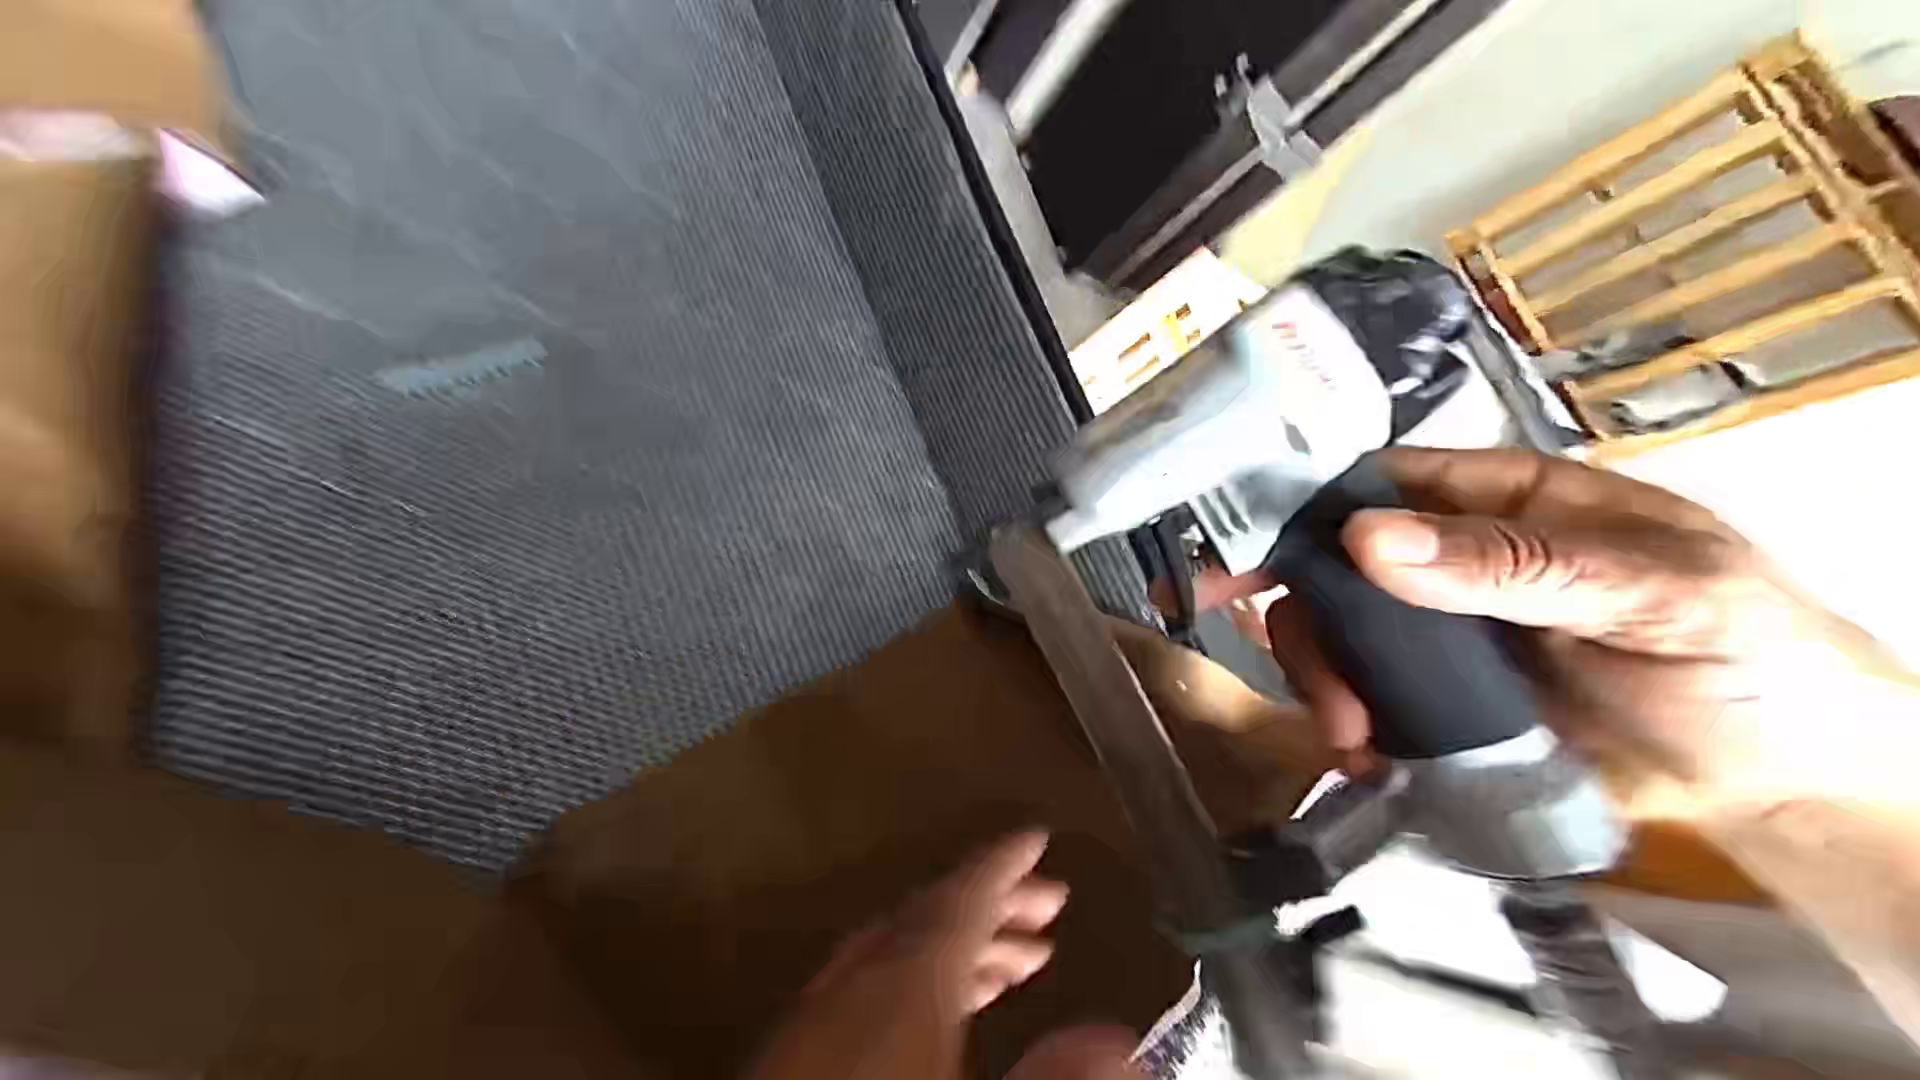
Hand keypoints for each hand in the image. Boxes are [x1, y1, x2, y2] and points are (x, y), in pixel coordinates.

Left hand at [747, 831, 1067, 1079]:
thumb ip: (1050, 1077)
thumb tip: (1119, 1040)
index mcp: (907, 976)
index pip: (965, 897)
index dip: (1005, 865)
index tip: (1038, 838)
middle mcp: (866, 970)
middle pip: (939, 914)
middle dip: (999, 905)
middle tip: (1051, 909)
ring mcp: (829, 1000)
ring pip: (908, 945)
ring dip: (966, 942)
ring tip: (1020, 960)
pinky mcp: (808, 1036)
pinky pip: (879, 977)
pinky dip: (925, 973)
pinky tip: (945, 1006)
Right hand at [1256, 448, 1905, 819]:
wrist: (1788, 787)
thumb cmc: (1749, 660)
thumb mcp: (1652, 594)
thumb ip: (1512, 562)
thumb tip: (1364, 540)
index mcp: (1490, 501)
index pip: (1370, 482)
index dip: (1297, 509)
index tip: (1235, 554)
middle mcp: (1440, 556)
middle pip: (1326, 563)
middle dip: (1297, 614)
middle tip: (1288, 665)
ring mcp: (1426, 627)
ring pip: (1327, 630)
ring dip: (1317, 677)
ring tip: (1350, 734)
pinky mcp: (1423, 692)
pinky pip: (1353, 690)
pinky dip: (1340, 719)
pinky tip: (1360, 754)